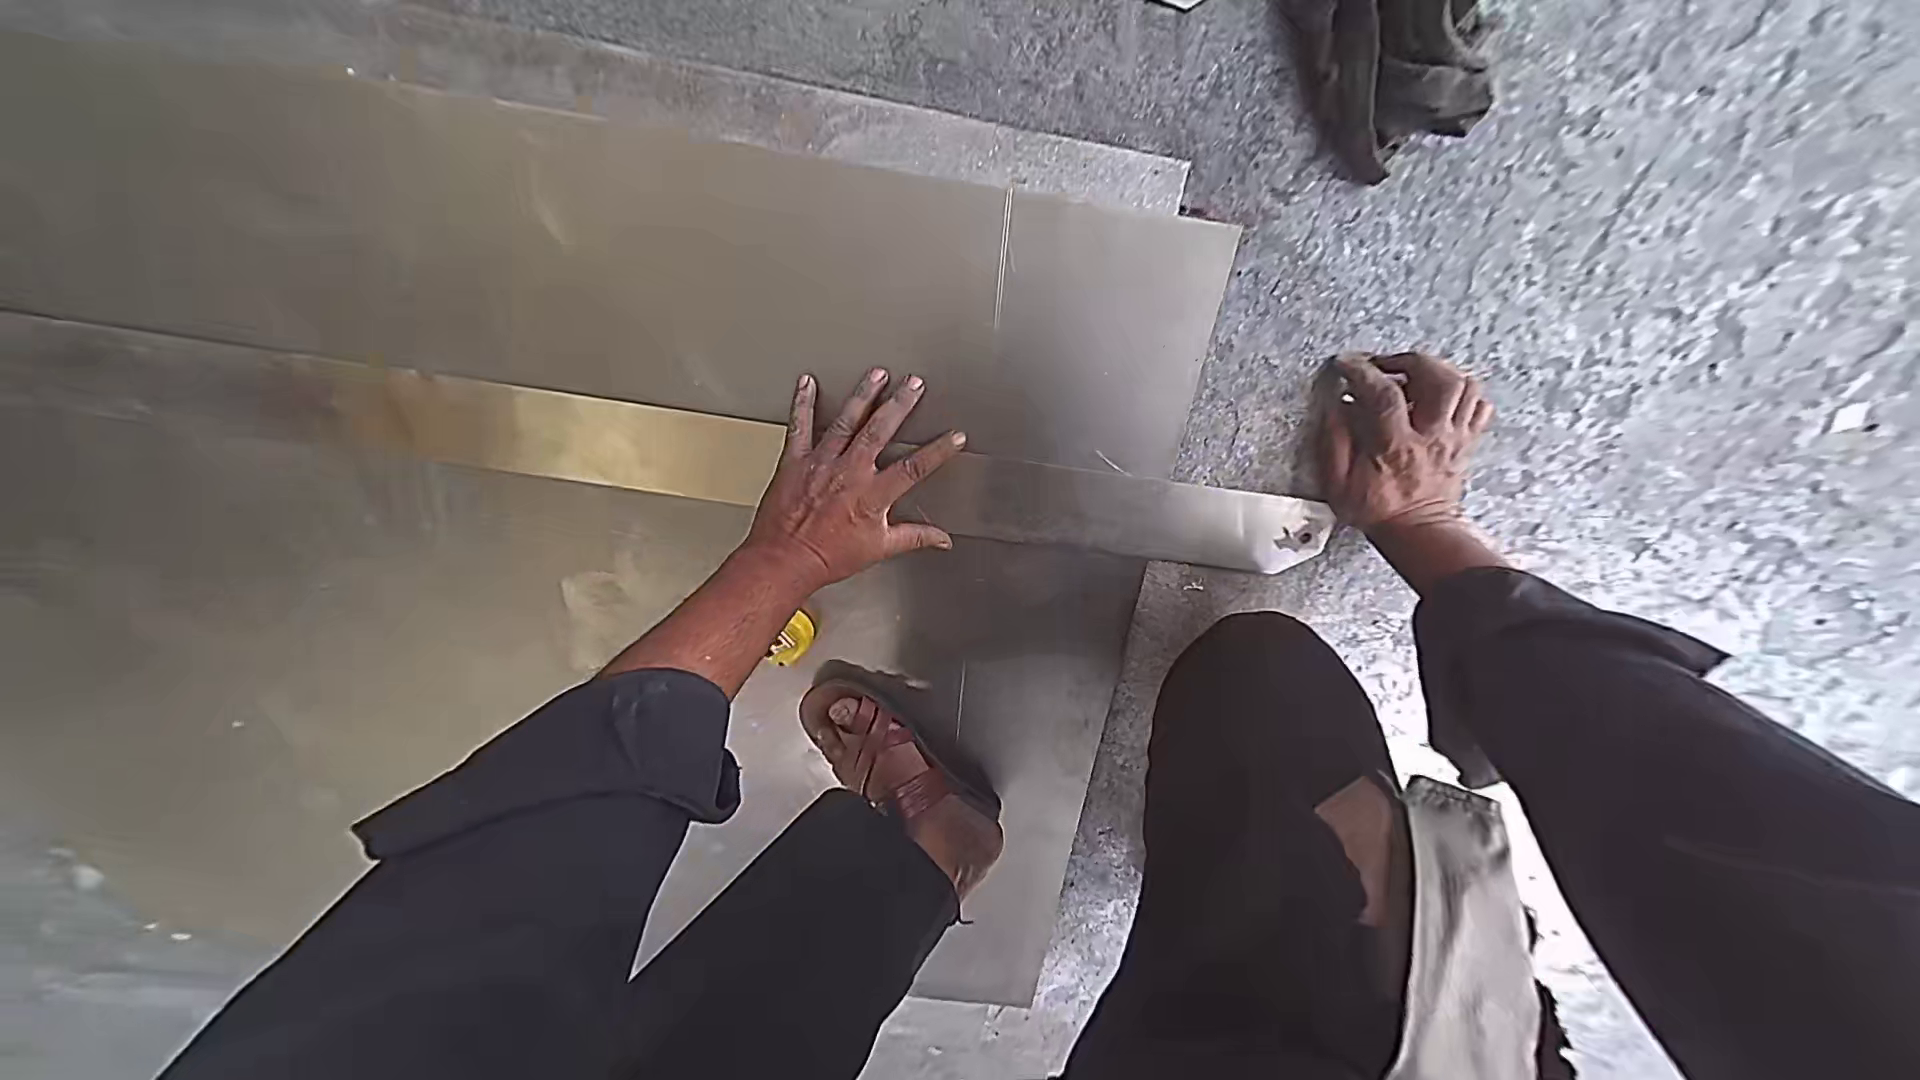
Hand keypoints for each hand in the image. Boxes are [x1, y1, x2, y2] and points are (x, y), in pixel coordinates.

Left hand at [742, 367, 965, 591]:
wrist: (784, 560)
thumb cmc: (827, 557)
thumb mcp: (879, 550)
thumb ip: (914, 537)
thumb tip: (940, 540)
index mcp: (872, 495)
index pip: (914, 467)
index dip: (939, 450)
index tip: (955, 436)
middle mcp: (849, 472)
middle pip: (880, 430)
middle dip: (900, 404)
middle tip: (913, 383)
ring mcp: (821, 463)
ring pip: (847, 420)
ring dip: (863, 395)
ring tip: (876, 374)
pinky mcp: (795, 461)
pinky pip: (799, 426)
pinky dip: (802, 403)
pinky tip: (807, 383)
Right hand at [1319, 351, 1493, 530]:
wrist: (1416, 530)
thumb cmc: (1375, 509)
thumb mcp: (1337, 482)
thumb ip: (1334, 441)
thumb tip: (1336, 407)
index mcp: (1394, 445)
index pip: (1383, 394)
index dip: (1362, 372)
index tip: (1345, 364)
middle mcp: (1431, 436)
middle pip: (1437, 378)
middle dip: (1407, 360)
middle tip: (1383, 363)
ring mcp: (1454, 437)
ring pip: (1464, 384)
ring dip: (1436, 369)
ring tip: (1410, 373)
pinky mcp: (1466, 441)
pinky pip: (1478, 403)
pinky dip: (1460, 390)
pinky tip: (1435, 395)